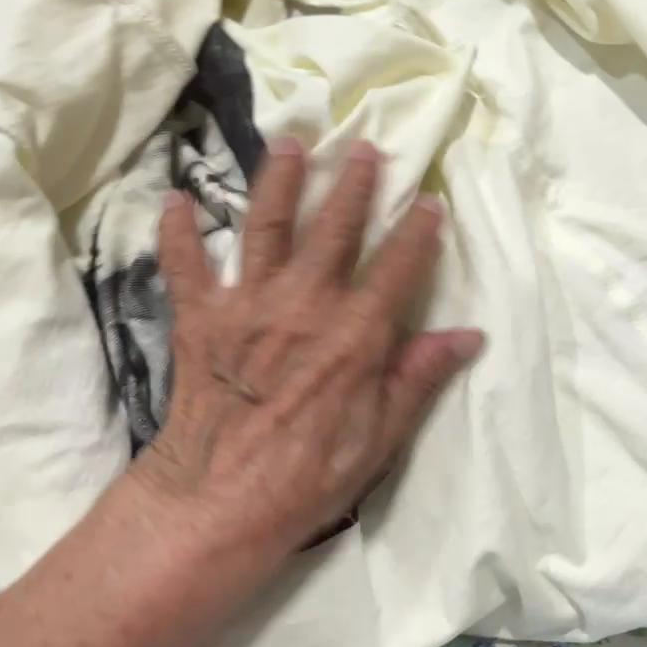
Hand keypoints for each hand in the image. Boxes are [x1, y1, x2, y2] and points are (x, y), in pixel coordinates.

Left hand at [121, 137, 482, 554]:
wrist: (218, 503)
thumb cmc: (309, 477)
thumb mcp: (382, 436)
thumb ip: (420, 377)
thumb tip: (470, 335)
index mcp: (354, 335)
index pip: (396, 268)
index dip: (417, 232)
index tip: (429, 199)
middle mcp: (303, 306)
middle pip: (333, 231)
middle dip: (353, 186)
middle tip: (365, 148)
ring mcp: (246, 307)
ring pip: (266, 228)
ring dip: (280, 182)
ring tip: (291, 142)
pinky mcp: (200, 320)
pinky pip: (185, 267)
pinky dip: (178, 233)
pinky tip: (176, 200)